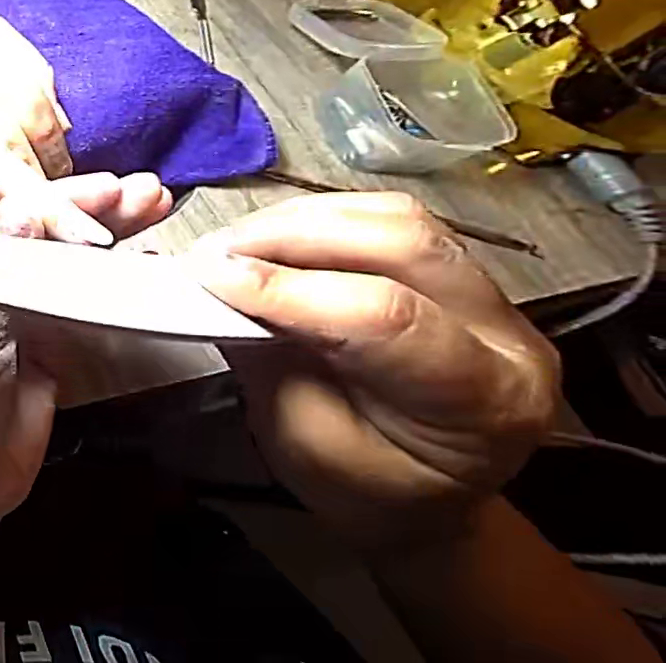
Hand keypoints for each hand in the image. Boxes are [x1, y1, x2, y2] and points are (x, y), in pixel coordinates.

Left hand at [0, 174, 175, 589]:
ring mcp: (20, 310)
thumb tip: (24, 211)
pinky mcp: (49, 343)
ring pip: (71, 262)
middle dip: (94, 210)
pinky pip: (88, 302)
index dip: (57, 200)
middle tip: (147, 192)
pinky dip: (120, 283)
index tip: (106, 188)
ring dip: (113, 236)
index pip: (8, 216)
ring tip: (156, 210)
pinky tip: (149, 264)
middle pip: (45, 232)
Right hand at [190, 193, 560, 553]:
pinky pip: (379, 215)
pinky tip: (266, 241)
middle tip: (211, 254)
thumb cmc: (357, 479)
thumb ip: (264, 353)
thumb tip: (213, 287)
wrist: (419, 489)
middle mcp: (503, 336)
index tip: (202, 275)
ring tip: (233, 246)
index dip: (281, 286)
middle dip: (286, 235)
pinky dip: (308, 217)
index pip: (383, 316)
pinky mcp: (450, 270)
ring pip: (391, 216)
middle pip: (401, 243)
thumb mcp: (299, 433)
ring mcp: (486, 296)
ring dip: (294, 220)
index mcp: (476, 401)